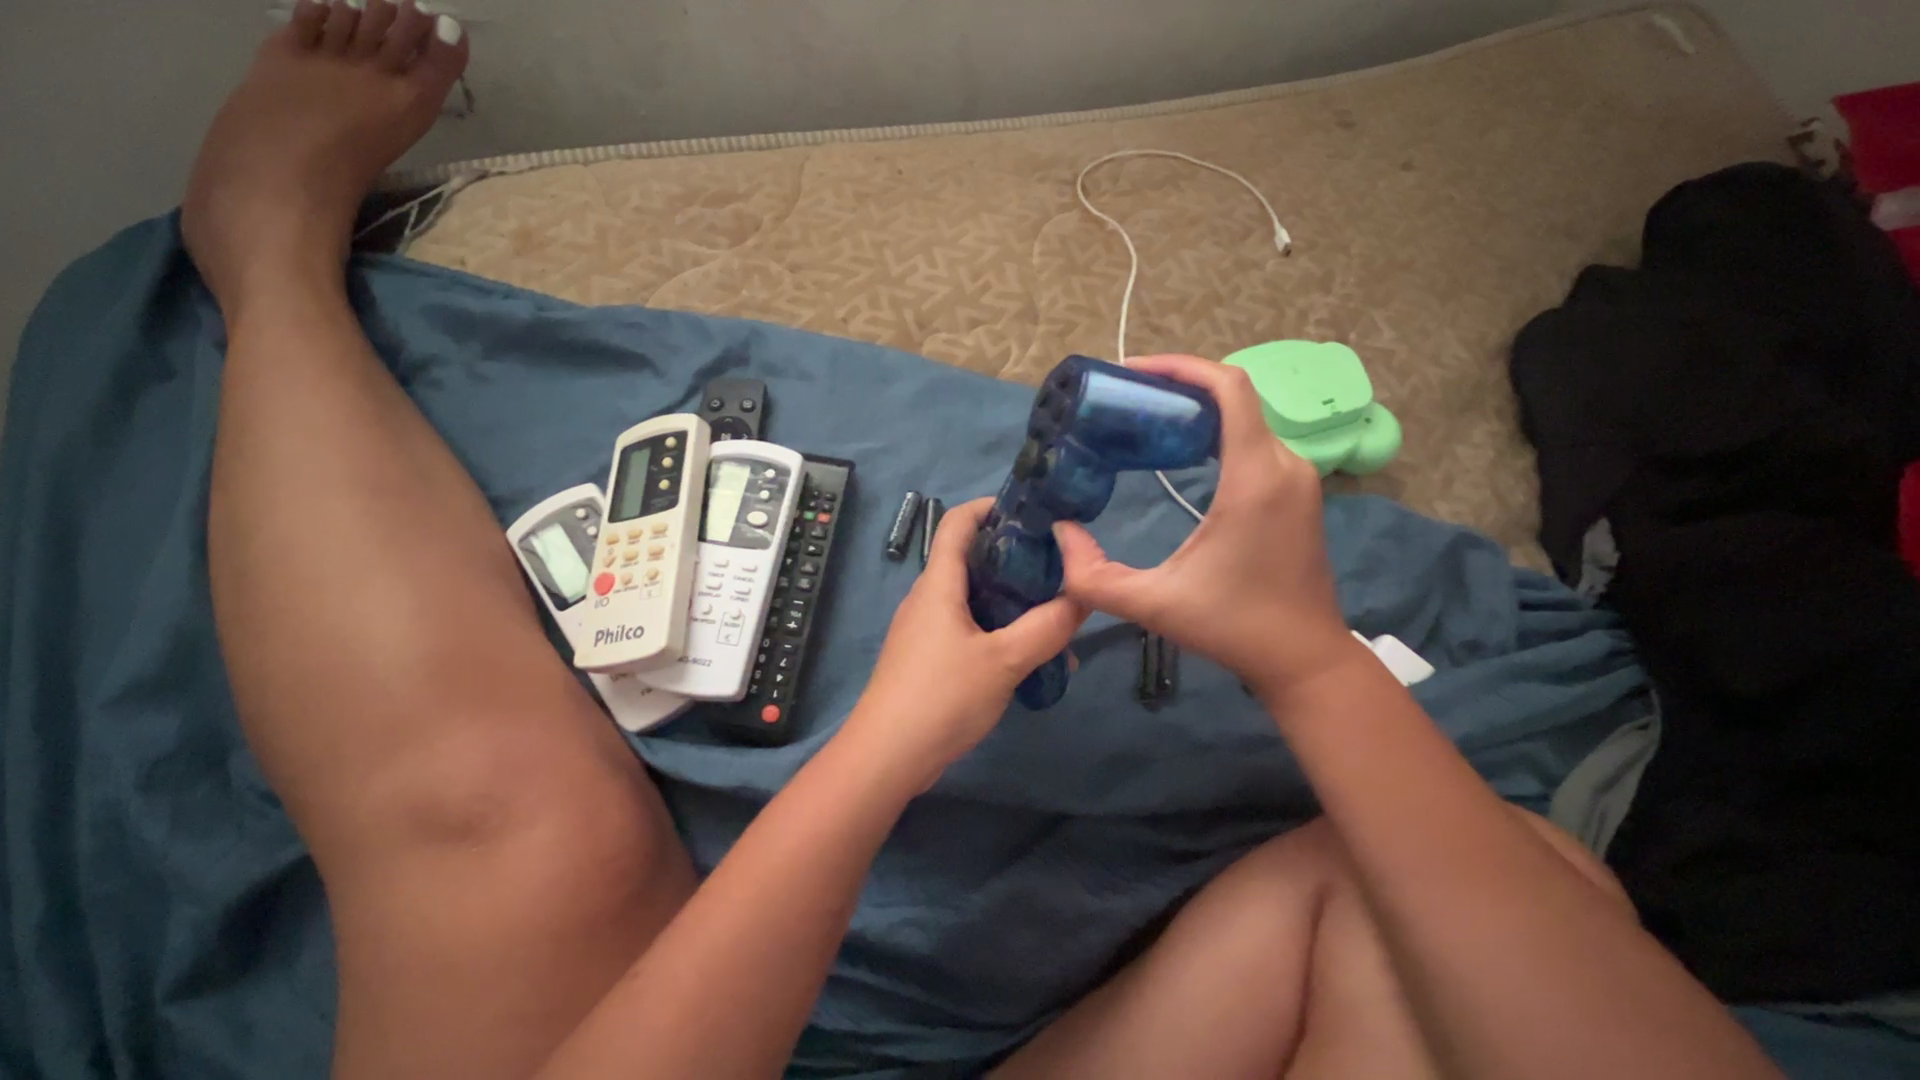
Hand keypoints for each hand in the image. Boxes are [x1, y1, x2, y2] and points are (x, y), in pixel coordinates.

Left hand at [839, 498, 1087, 781]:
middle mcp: (928, 599)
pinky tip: (1031, 659)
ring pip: (974, 601)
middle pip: (971, 561)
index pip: (957, 522)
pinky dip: (1000, 634)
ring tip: (1056, 619)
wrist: (887, 756)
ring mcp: (925, 631)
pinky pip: (969, 632)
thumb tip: (1083, 598)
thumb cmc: (942, 697)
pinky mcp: (928, 660)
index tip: (1033, 512)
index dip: (991, 507)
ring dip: (1013, 604)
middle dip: (1016, 560)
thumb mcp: (1004, 661)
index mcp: (939, 584)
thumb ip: (1047, 628)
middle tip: (1060, 570)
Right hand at [1053, 355, 1360, 697]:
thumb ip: (1094, 576)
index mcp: (1255, 477)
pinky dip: (1219, 435)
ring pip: (1247, 420)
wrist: (1305, 658)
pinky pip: (1257, 443)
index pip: (1229, 388)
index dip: (1181, 367)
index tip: (1134, 372)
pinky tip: (1184, 457)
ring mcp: (1299, 479)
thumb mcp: (1154, 605)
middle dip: (1180, 388)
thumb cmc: (1233, 627)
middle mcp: (1285, 466)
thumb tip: (1060, 533)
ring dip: (1200, 412)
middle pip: (1235, 398)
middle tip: (1128, 400)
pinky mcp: (1300, 495)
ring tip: (1147, 422)